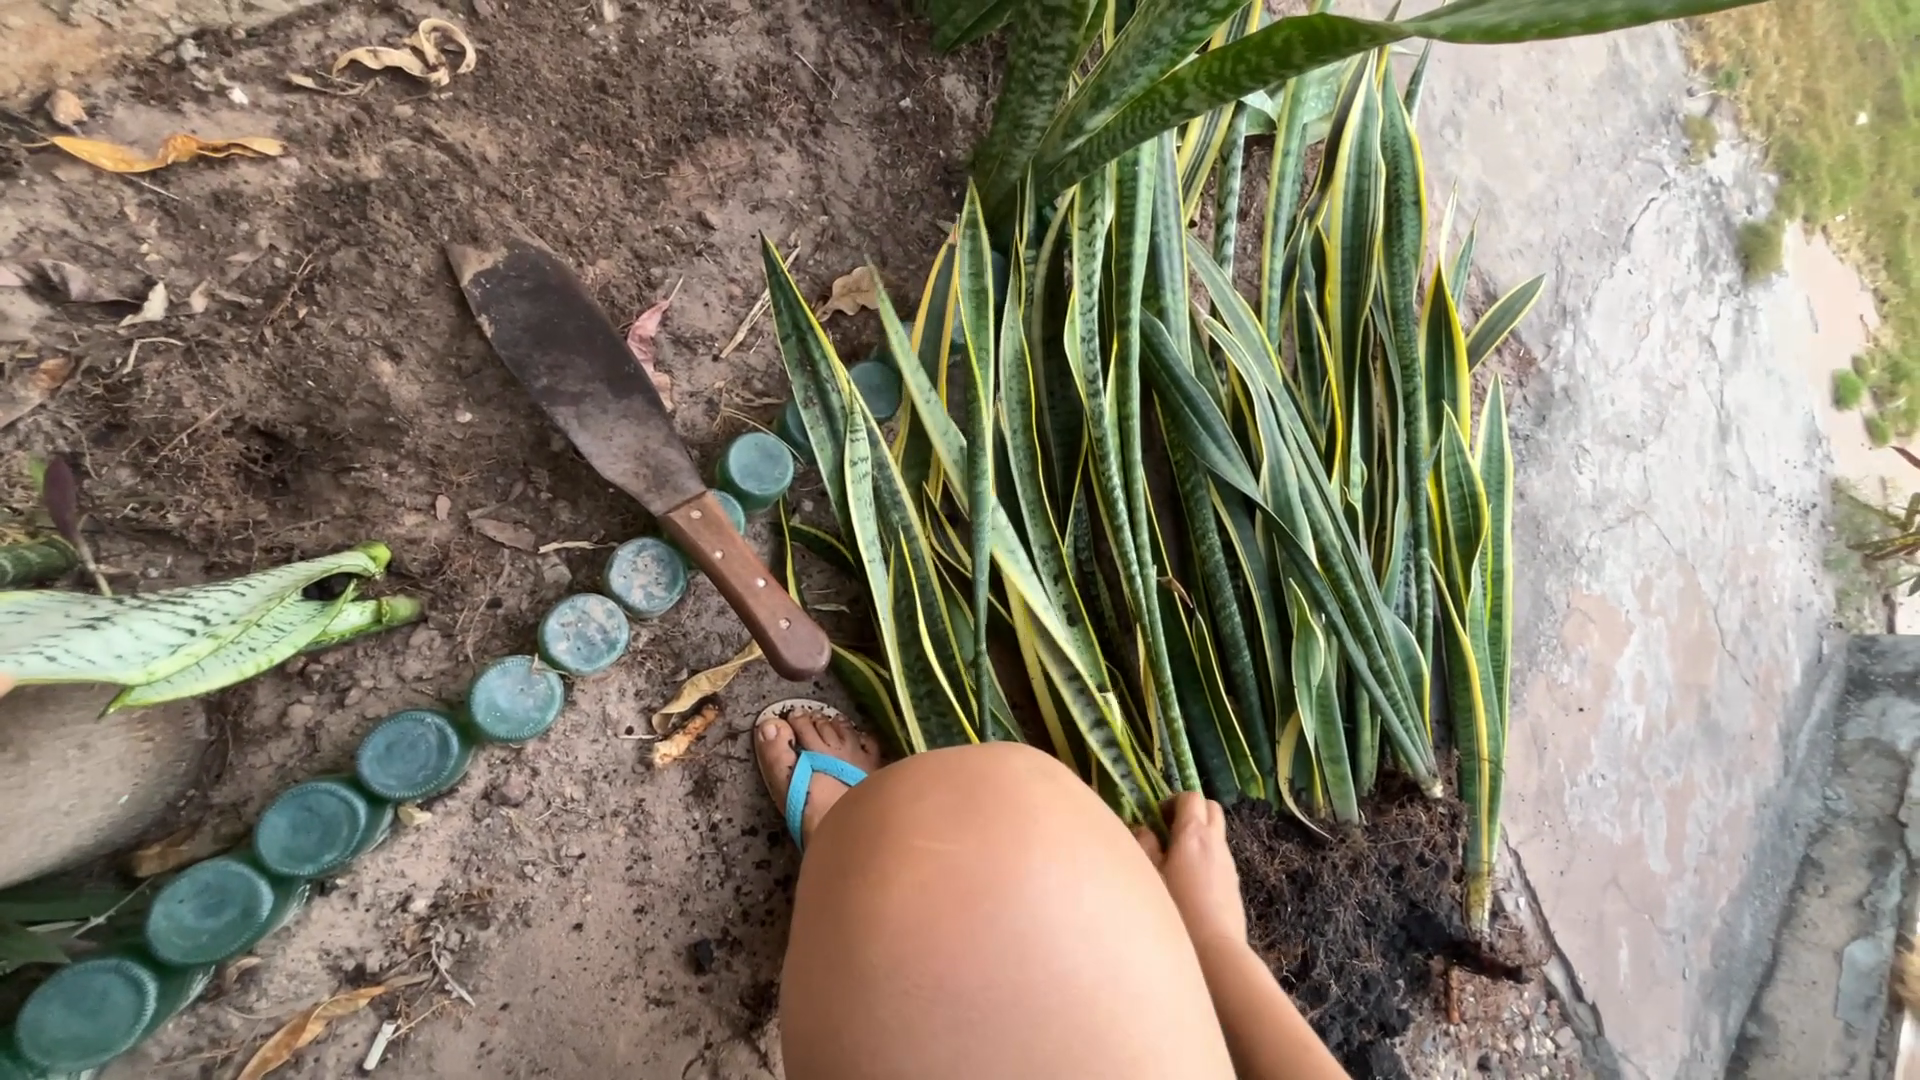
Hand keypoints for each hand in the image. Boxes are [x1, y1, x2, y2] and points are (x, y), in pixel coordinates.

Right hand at [1135, 792, 1246, 954]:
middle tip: (1171, 828)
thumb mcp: (1150, 874)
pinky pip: (1220, 856)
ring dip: (1200, 834)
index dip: (1174, 800)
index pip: (1191, 797)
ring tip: (1179, 857)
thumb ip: (1145, 845)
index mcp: (1192, 833)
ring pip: (1217, 833)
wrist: (1216, 950)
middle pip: (1211, 807)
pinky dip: (1207, 855)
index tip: (1158, 816)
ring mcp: (1228, 863)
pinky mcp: (1234, 883)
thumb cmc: (1177, 908)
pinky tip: (1192, 880)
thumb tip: (1145, 830)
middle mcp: (1215, 841)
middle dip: (1192, 810)